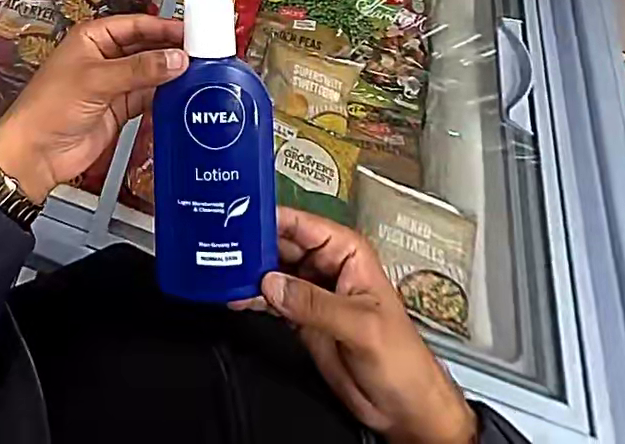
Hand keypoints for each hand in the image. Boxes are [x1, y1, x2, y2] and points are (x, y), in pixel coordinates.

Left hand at [0, 14, 184, 203]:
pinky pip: (149, 95)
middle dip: (172, 49)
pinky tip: (182, 94)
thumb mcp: (97, 80)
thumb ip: (139, 69)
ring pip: (151, 71)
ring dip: (171, 72)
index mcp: (93, 37)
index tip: (190, 31)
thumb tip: (175, 58)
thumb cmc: (48, 107)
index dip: (164, 26)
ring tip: (199, 72)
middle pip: (147, 46)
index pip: (136, 24)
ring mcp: (114, 82)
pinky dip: (165, 95)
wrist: (35, 154)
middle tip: (202, 52)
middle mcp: (106, 56)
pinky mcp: (121, 107)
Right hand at [240, 207, 475, 443]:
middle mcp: (325, 263)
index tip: (242, 215)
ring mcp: (311, 289)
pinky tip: (233, 295)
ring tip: (220, 268)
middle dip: (252, 243)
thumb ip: (314, 303)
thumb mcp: (360, 325)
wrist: (404, 408)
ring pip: (271, 269)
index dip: (272, 218)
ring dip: (248, 270)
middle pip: (280, 243)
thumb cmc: (401, 358)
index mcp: (345, 251)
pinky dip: (251, 296)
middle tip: (221, 243)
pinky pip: (270, 298)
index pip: (302, 224)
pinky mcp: (300, 315)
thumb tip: (273, 283)